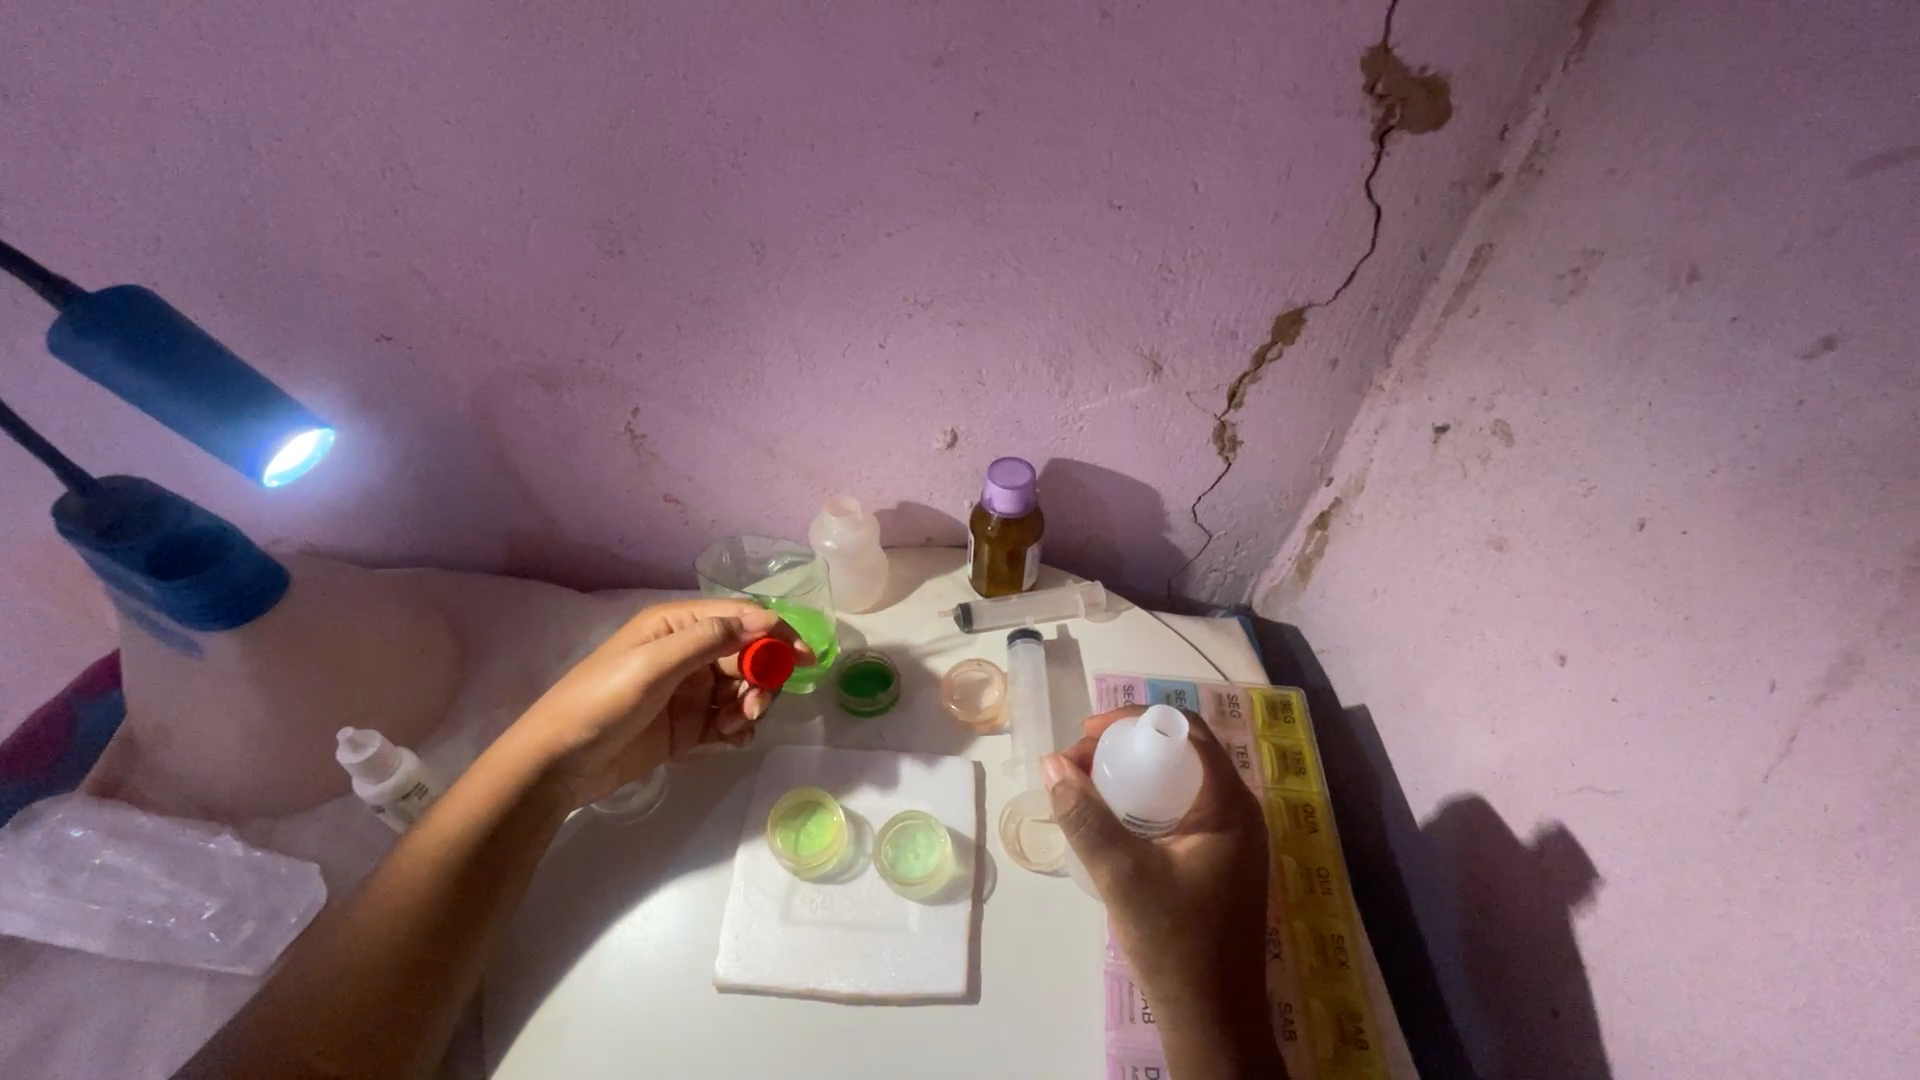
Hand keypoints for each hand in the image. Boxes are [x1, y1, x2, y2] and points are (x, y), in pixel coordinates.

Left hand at [502, 599, 803, 807]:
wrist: (557, 766)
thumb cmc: (600, 703)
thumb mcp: (653, 665)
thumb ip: (708, 640)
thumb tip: (763, 620)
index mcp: (677, 626)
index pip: (741, 618)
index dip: (776, 634)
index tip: (803, 658)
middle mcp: (688, 653)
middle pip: (749, 655)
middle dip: (763, 678)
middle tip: (757, 706)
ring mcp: (690, 691)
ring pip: (744, 689)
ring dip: (751, 705)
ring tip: (736, 726)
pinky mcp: (689, 726)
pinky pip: (730, 720)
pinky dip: (739, 728)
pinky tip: (732, 740)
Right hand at [1041, 707, 1278, 1075]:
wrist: (1212, 1020)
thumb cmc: (1175, 943)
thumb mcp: (1122, 875)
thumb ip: (1085, 817)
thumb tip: (1051, 763)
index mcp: (1230, 804)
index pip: (1186, 730)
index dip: (1133, 720)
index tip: (1087, 734)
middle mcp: (1239, 811)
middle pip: (1182, 751)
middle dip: (1127, 745)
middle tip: (1080, 761)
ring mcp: (1233, 837)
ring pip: (1180, 780)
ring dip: (1134, 773)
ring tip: (1088, 785)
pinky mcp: (1220, 859)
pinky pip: (1182, 808)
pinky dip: (1146, 800)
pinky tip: (1113, 819)